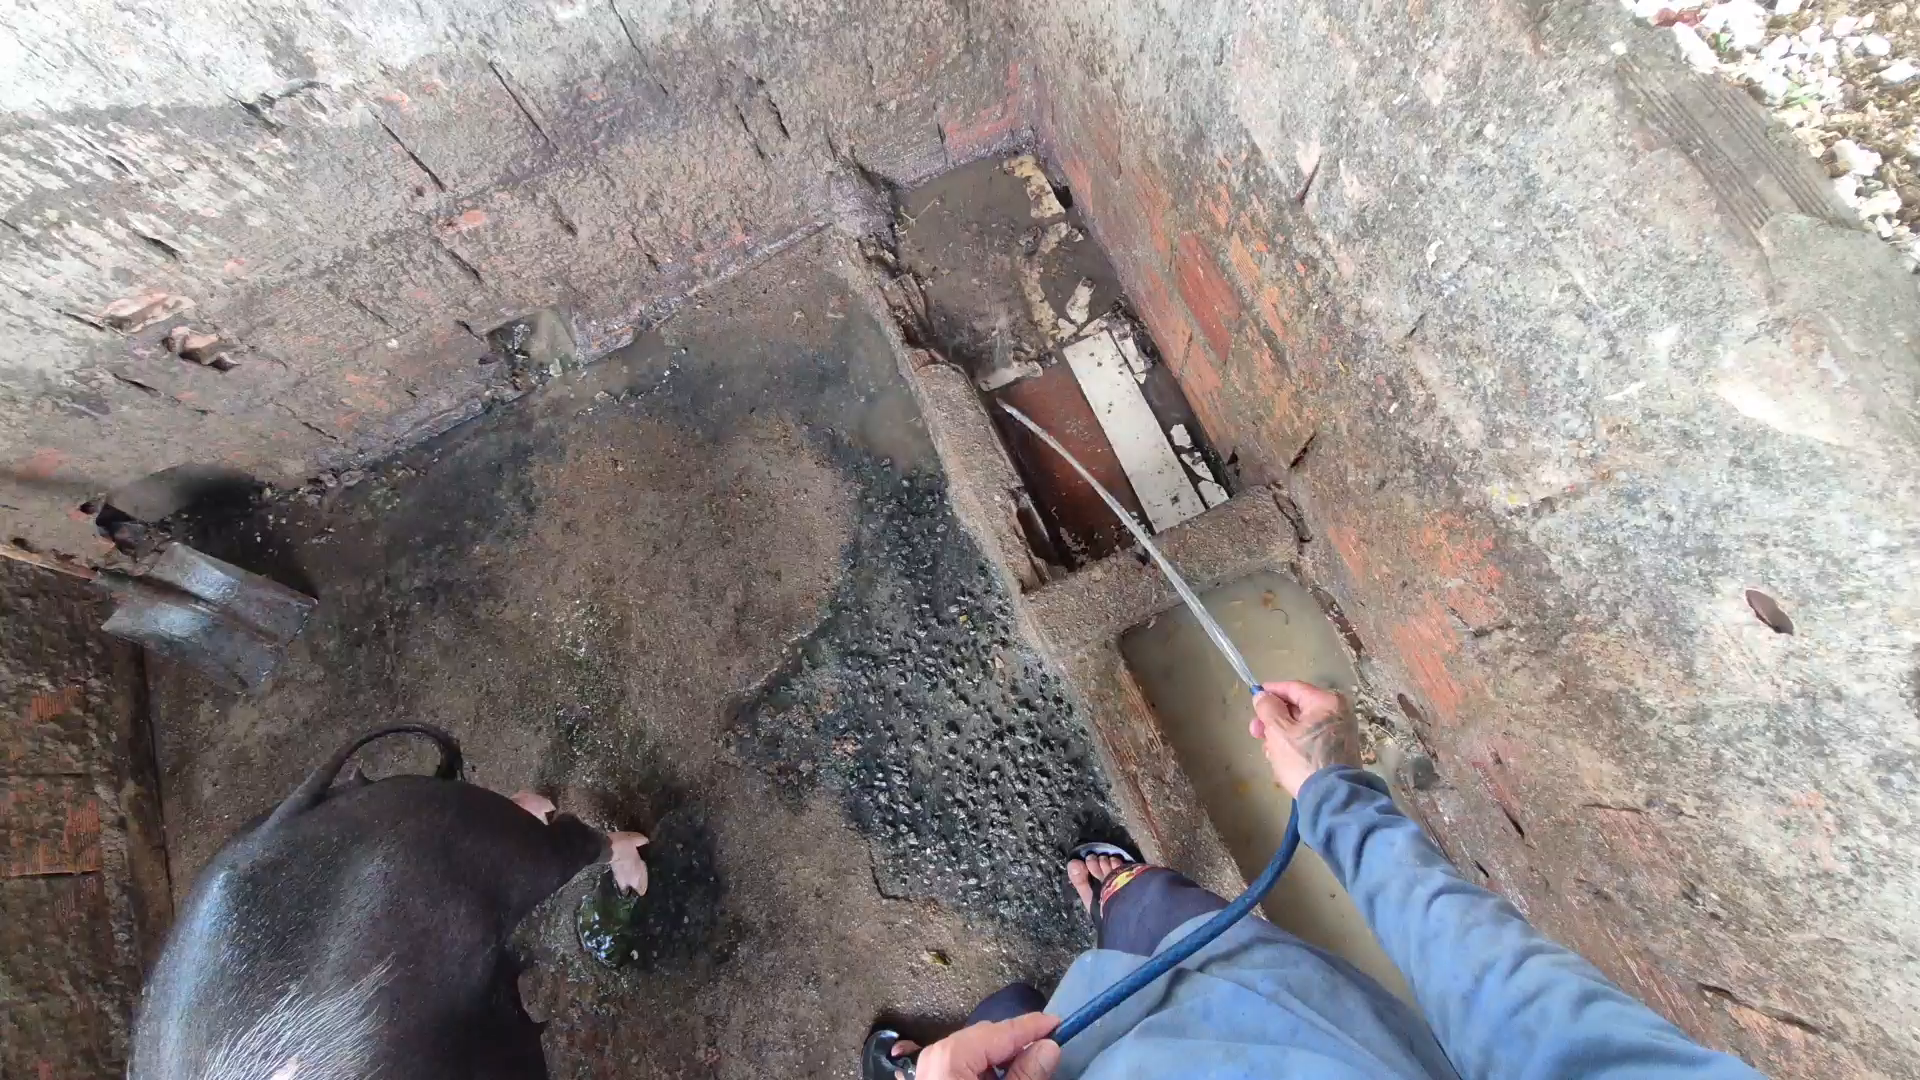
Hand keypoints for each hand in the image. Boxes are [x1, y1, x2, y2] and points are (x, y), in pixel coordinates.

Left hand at [889, 1013, 1059, 1079]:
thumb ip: (1025, 1078)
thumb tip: (1048, 1048)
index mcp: (951, 1057)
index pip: (1000, 1032)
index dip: (1031, 1027)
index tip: (1058, 1023)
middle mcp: (937, 1056)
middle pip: (986, 1038)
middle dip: (1016, 1042)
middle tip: (1047, 1049)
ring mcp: (931, 1071)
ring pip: (975, 1052)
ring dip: (1002, 1058)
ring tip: (1028, 1068)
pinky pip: (964, 1067)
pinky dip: (985, 1072)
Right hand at [1248, 680, 1358, 796]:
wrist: (1333, 800)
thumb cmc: (1303, 760)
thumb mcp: (1278, 731)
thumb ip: (1268, 708)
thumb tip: (1263, 695)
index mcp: (1326, 703)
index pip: (1293, 688)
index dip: (1270, 691)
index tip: (1254, 697)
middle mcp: (1338, 714)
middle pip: (1297, 709)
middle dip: (1272, 720)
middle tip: (1255, 731)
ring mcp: (1340, 734)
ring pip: (1301, 726)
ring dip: (1280, 735)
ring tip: (1268, 751)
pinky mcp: (1338, 752)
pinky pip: (1311, 740)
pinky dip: (1294, 745)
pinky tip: (1281, 759)